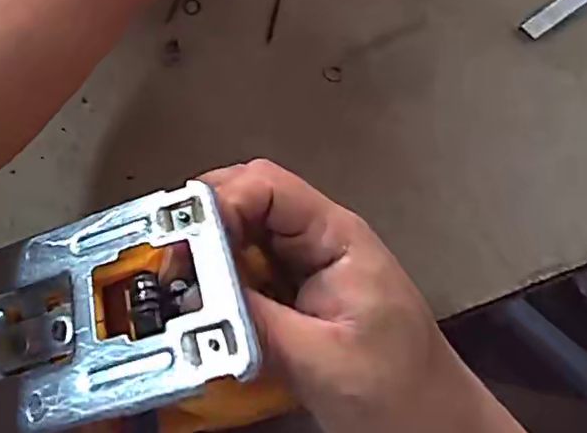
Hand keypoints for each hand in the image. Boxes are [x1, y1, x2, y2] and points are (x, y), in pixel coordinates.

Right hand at [201, 160, 523, 432]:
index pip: (263, 184)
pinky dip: (220, 275)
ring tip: (186, 279)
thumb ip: (258, 321)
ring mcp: (306, 257)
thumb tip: (199, 292)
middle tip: (175, 255)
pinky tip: (211, 299)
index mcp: (335, 235)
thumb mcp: (326, 364)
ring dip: (209, 248)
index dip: (219, 202)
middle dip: (204, 220)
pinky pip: (245, 260)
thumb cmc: (411, 401)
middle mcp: (317, 235)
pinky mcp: (295, 283)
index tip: (187, 239)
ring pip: (240, 226)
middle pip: (245, 196)